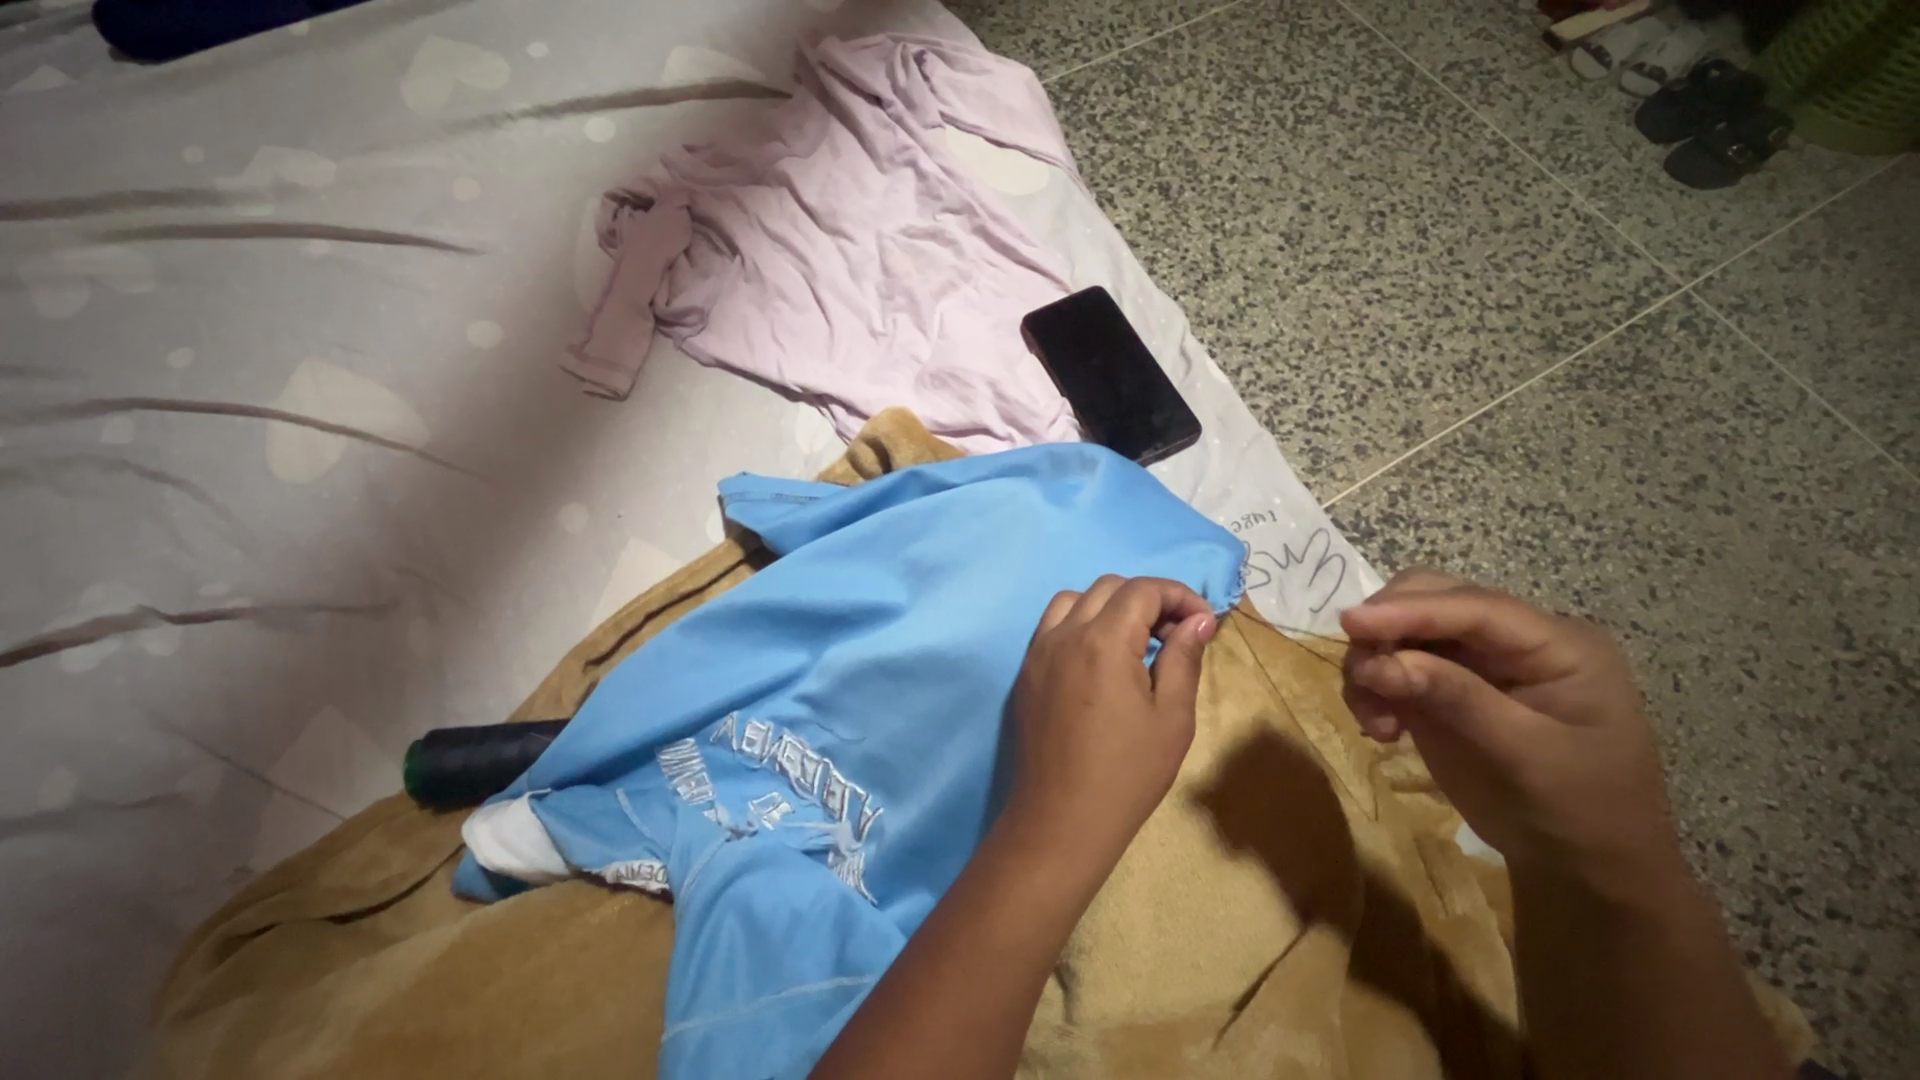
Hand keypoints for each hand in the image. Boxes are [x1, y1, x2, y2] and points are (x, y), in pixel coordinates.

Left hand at [1005, 576, 1217, 861]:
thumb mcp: (1172, 718)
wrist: (1061, 819)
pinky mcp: (1026, 672)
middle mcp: (1064, 634)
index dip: (1180, 596)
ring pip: (1074, 600)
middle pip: (1109, 587)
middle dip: (1148, 599)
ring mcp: (1038, 652)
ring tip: (1135, 643)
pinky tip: (1100, 660)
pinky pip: (1052, 626)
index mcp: (1103, 641)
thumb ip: (1184, 658)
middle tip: (1175, 635)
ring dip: (1110, 606)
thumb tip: (1198, 620)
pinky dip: (1080, 623)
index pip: (1143, 590)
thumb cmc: (1127, 774)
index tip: (1203, 623)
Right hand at [1339, 569, 1686, 898]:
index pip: (1475, 607)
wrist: (1588, 867)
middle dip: (1387, 628)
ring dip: (1374, 663)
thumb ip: (1455, 698)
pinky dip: (1373, 688)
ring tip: (1375, 720)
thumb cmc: (1579, 809)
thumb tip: (1377, 663)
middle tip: (1361, 674)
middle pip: (1432, 599)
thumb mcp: (1525, 754)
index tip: (1350, 623)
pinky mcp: (1444, 687)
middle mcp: (1513, 639)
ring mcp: (1476, 662)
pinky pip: (1393, 665)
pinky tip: (1381, 729)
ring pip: (1403, 630)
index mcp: (1557, 643)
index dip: (1410, 611)